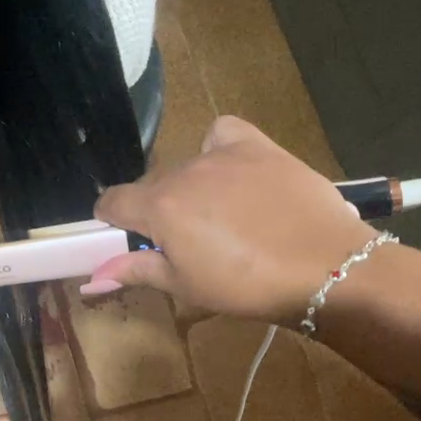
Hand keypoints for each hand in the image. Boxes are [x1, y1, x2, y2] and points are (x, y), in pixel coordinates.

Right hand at [87, 116, 376, 324]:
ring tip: (221, 216)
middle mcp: (183, 174)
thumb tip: (94, 279)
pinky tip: (231, 169)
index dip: (111, 220)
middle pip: (151, 187)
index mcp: (159, 208)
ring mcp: (221, 156)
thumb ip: (137, 270)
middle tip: (186, 243)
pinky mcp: (259, 148)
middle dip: (157, 211)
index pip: (111, 202)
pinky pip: (223, 133)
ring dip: (190, 189)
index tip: (126, 236)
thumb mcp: (185, 286)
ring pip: (186, 167)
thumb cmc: (247, 287)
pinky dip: (218, 146)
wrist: (327, 269)